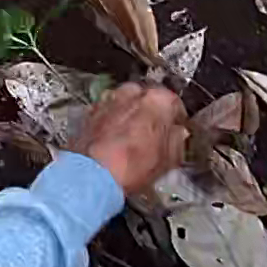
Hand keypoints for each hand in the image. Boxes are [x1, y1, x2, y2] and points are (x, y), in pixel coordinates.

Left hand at [71, 83, 186, 199]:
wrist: (93, 173)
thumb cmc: (133, 165)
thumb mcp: (169, 159)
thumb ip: (176, 139)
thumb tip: (176, 133)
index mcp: (156, 100)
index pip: (172, 102)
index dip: (175, 117)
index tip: (175, 127)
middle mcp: (131, 93)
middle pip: (146, 98)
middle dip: (150, 112)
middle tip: (153, 131)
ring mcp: (108, 100)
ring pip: (124, 102)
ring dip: (129, 113)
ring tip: (131, 134)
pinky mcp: (90, 110)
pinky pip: (106, 110)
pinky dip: (111, 119)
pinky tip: (113, 136)